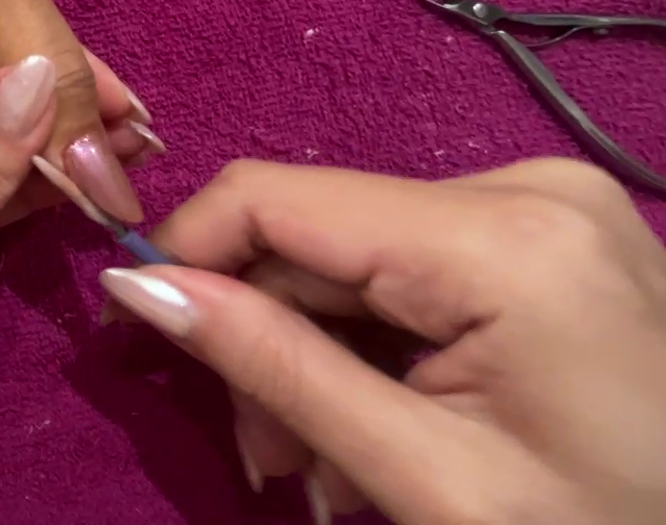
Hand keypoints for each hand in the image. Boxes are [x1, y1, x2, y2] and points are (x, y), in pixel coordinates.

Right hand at [101, 159, 665, 523]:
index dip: (179, 250)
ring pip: (340, 260)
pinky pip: (393, 271)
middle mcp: (516, 187)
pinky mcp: (537, 235)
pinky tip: (378, 422)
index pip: (266, 198)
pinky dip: (363, 345)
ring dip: (306, 352)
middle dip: (260, 337)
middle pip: (304, 237)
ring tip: (320, 462)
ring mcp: (534, 206)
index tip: (129, 320)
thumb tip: (129, 283)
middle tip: (262, 449)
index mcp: (499, 237)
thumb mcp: (430, 478)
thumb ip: (269, 363)